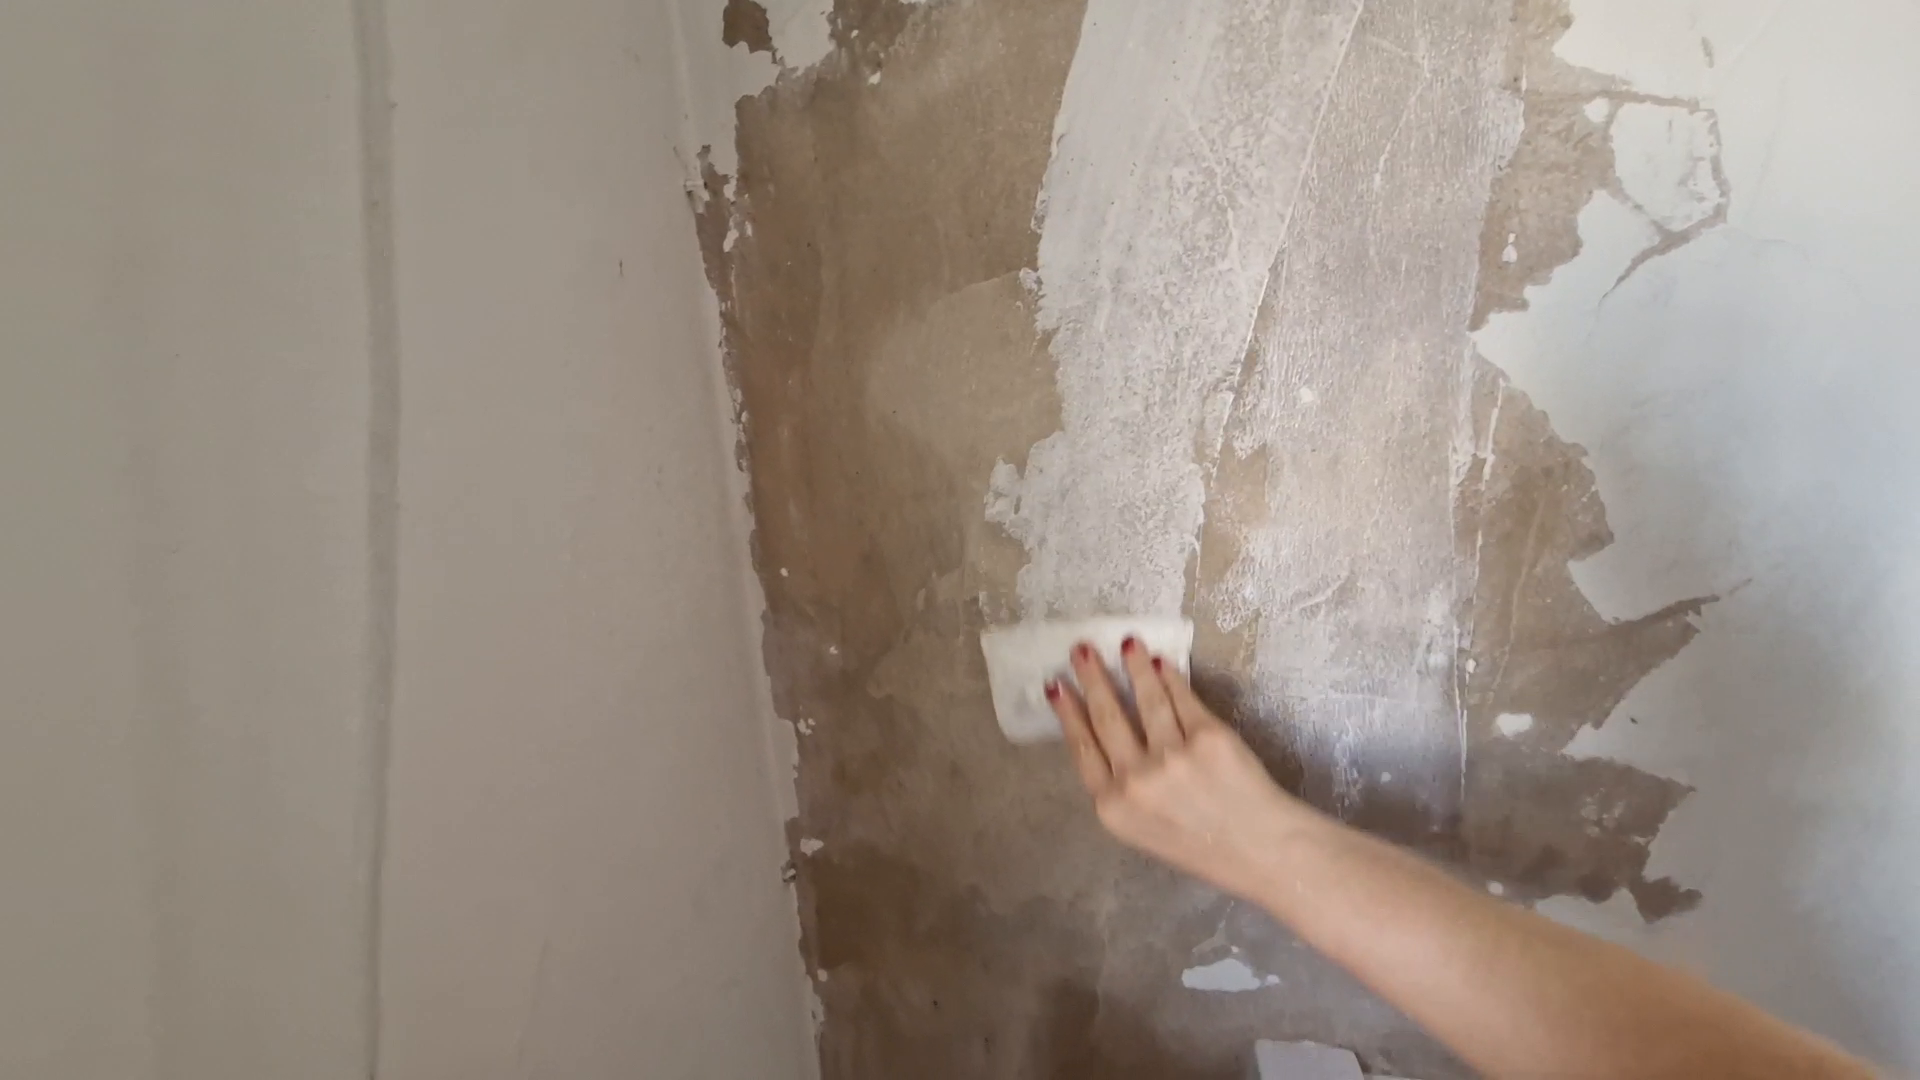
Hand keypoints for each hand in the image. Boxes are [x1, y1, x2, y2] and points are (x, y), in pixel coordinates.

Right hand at [1045, 639, 1317, 900]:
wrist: (1264, 852)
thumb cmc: (1200, 844)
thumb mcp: (1141, 828)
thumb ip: (1118, 787)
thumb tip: (1102, 730)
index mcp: (1114, 807)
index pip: (1081, 747)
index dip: (1067, 713)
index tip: (1055, 686)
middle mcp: (1136, 780)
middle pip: (1106, 715)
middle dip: (1091, 678)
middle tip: (1082, 650)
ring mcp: (1172, 756)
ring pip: (1144, 698)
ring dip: (1133, 665)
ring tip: (1126, 643)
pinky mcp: (1207, 737)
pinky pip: (1181, 698)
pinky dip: (1169, 676)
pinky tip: (1161, 662)